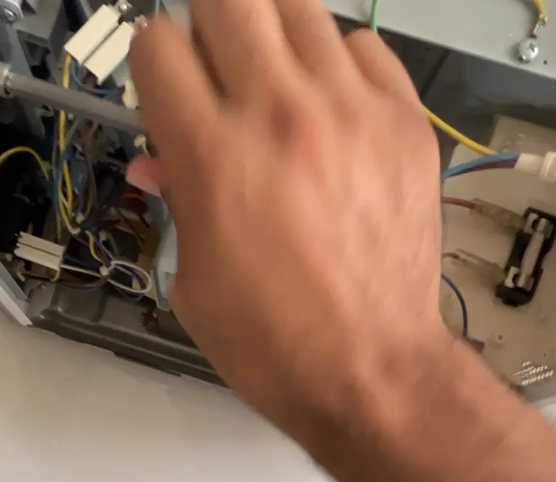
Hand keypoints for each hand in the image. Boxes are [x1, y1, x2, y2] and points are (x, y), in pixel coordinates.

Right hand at [128, 0, 462, 446]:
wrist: (368, 371)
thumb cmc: (279, 345)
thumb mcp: (194, 281)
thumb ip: (176, 202)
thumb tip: (162, 161)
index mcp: (214, 159)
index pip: (157, 43)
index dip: (152, 65)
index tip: (163, 88)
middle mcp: (281, 117)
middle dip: (207, 29)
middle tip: (213, 73)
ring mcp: (351, 113)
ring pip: (297, 7)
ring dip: (271, 40)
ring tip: (271, 92)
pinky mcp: (403, 124)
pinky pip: (362, 45)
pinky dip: (335, 66)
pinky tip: (326, 112)